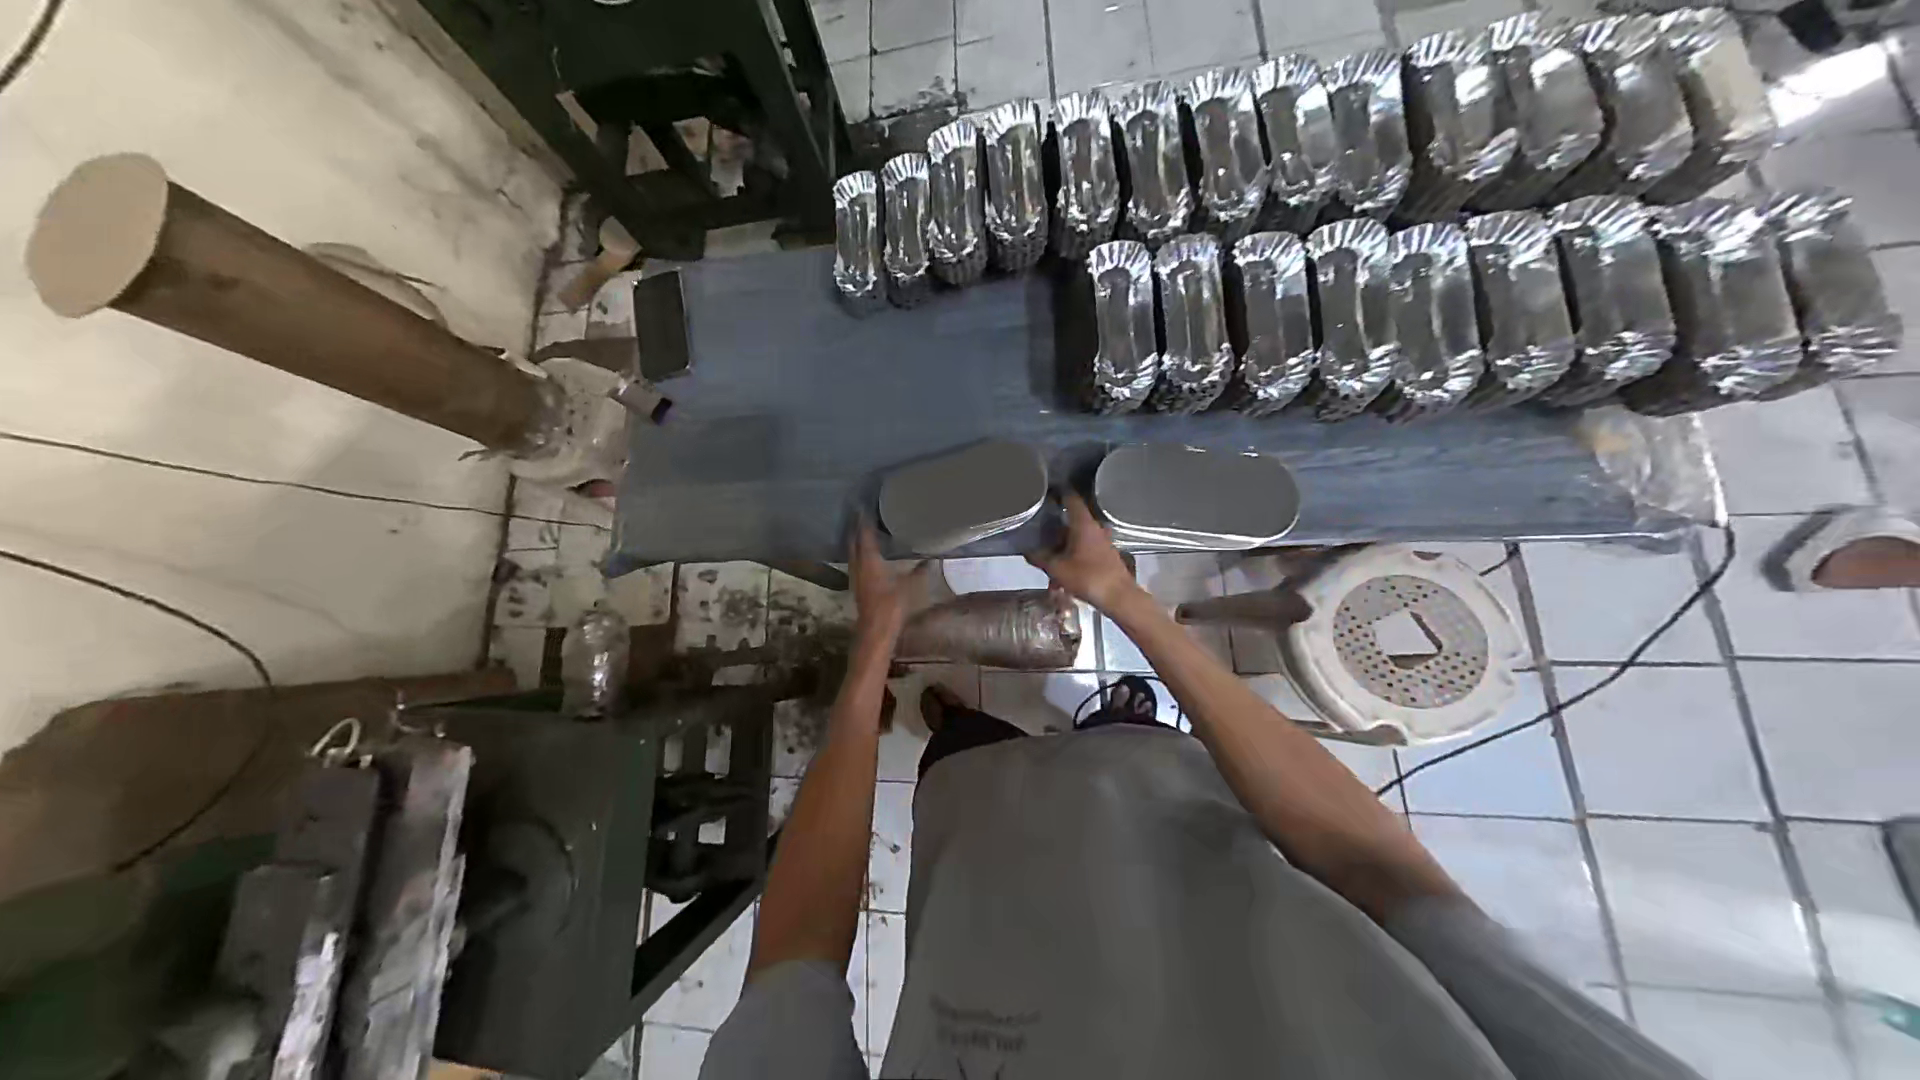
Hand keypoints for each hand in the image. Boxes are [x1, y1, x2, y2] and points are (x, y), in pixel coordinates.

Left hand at [850, 519, 923, 645]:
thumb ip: (920, 570)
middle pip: (853, 540)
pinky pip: (854, 560)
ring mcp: (855, 575)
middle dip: (856, 527)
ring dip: (855, 539)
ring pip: (852, 551)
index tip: (865, 506)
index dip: (864, 520)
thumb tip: (933, 558)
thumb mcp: (909, 586)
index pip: (865, 535)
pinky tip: (865, 552)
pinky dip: (857, 551)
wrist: (875, 629)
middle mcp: (858, 564)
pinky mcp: (856, 583)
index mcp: (870, 560)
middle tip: (860, 513)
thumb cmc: (892, 605)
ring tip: (861, 528)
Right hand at [1025, 493, 1140, 613]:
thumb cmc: (1088, 577)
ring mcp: (1103, 542)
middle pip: (1071, 521)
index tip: (1046, 492)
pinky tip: (1061, 579)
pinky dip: (1072, 560)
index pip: (1071, 498)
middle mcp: (1095, 528)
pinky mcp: (1106, 556)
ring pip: (1077, 540)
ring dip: (1062, 550)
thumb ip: (1040, 557)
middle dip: (1054, 530)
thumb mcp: (1057, 568)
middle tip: (1038, 534)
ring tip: (1048, 566)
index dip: (1058, 492)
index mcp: (1083, 524)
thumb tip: (1027, 551)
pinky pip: (1084, 551)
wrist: (1119, 597)